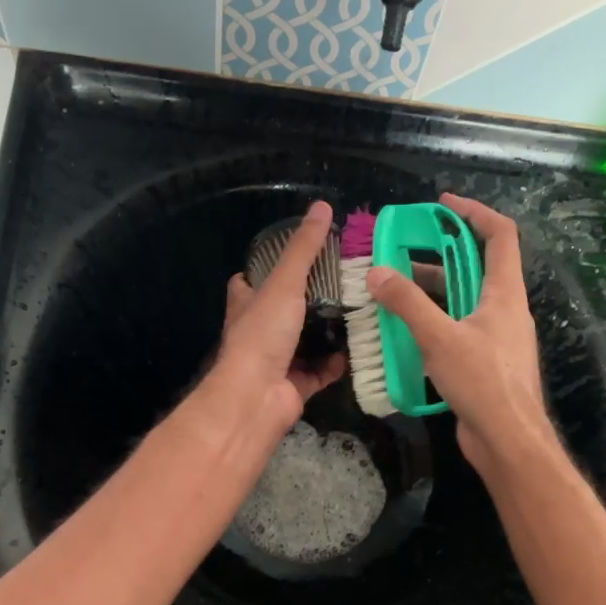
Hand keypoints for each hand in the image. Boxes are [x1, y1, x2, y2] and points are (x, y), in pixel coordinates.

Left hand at [205, 200, 345, 430]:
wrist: (256, 397)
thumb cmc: (262, 336)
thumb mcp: (284, 283)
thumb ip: (304, 249)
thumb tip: (322, 207)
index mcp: (247, 306)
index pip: (248, 282)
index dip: (264, 269)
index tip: (292, 256)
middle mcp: (259, 333)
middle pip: (282, 311)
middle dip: (308, 300)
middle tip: (343, 282)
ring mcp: (277, 361)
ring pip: (304, 342)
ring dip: (327, 332)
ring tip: (358, 311)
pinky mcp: (295, 385)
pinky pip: (320, 371)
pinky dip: (337, 362)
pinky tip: (358, 348)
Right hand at [364, 194, 557, 474]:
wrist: (507, 439)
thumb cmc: (482, 382)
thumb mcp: (439, 337)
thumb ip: (407, 303)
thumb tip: (378, 273)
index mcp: (505, 293)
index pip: (499, 235)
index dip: (473, 213)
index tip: (441, 206)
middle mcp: (505, 310)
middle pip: (477, 268)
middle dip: (441, 255)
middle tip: (403, 250)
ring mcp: (498, 338)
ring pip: (466, 302)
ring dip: (434, 292)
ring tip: (396, 290)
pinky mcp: (487, 363)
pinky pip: (461, 331)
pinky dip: (437, 323)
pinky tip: (408, 333)